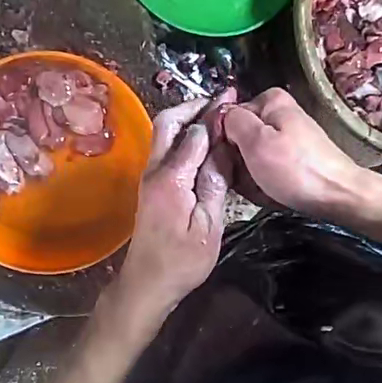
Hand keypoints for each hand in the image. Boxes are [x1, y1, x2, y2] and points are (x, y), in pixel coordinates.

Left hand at [114, 90, 236, 317]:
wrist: (147, 283)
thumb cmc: (182, 261)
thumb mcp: (208, 225)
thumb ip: (215, 183)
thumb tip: (223, 146)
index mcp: (171, 178)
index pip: (195, 134)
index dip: (215, 114)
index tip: (234, 99)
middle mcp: (155, 170)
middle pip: (168, 123)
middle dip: (194, 106)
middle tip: (221, 99)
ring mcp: (150, 177)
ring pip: (163, 133)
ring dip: (187, 118)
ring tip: (217, 114)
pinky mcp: (152, 185)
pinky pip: (166, 148)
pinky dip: (184, 136)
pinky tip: (205, 141)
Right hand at [221, 88, 378, 219]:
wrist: (338, 197)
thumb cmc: (297, 170)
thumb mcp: (256, 141)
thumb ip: (231, 121)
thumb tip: (218, 116)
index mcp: (269, 100)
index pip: (225, 119)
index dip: (222, 143)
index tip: (227, 161)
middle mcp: (277, 115)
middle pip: (237, 139)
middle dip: (237, 163)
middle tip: (248, 179)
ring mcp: (284, 139)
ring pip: (248, 159)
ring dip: (249, 178)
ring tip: (263, 187)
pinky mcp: (290, 160)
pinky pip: (264, 171)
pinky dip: (263, 184)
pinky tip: (272, 192)